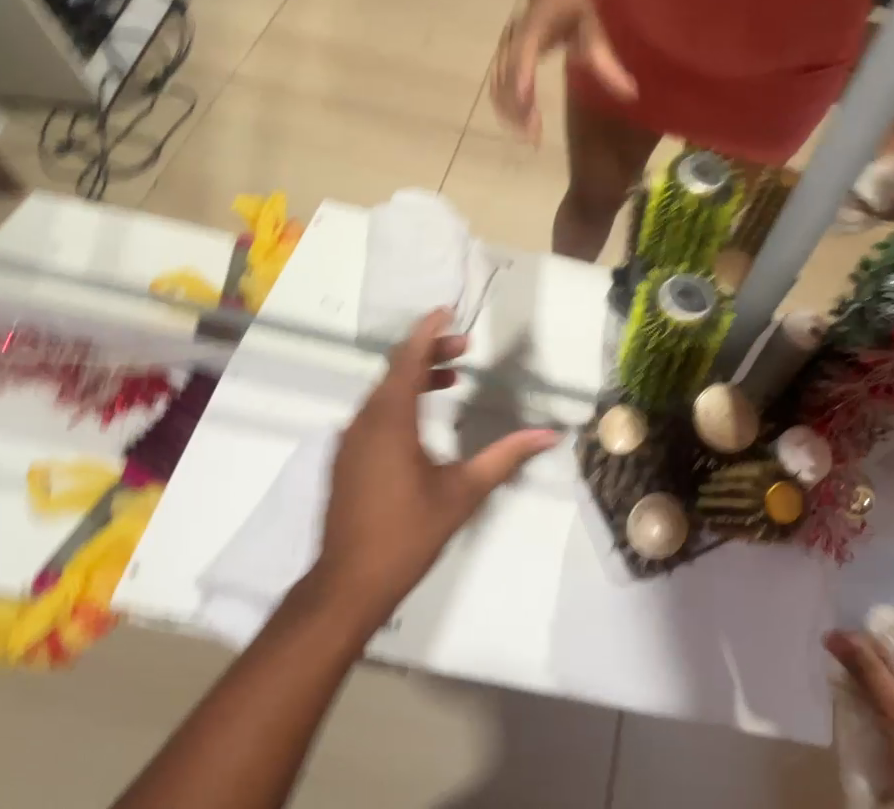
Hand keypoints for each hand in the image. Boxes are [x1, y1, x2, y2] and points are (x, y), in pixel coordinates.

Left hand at [311, 310, 558, 624]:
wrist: (349, 582)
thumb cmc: (409, 534)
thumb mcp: (464, 493)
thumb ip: (505, 457)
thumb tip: (549, 435)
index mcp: (390, 421)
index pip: (407, 359)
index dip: (428, 332)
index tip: (448, 311)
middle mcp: (363, 422)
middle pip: (394, 371)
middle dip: (428, 353)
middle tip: (464, 349)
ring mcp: (348, 441)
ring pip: (381, 394)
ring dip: (414, 379)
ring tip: (449, 381)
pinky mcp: (344, 460)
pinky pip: (371, 415)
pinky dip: (398, 403)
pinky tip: (421, 422)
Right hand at [490, 0, 634, 144]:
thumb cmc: (573, 4)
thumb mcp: (594, 29)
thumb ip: (607, 63)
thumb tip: (631, 94)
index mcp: (534, 29)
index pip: (524, 55)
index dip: (522, 79)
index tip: (527, 104)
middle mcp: (513, 39)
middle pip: (506, 78)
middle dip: (517, 109)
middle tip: (535, 137)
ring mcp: (505, 48)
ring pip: (498, 85)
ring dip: (510, 112)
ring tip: (530, 136)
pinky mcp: (503, 57)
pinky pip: (498, 84)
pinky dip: (506, 105)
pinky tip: (522, 122)